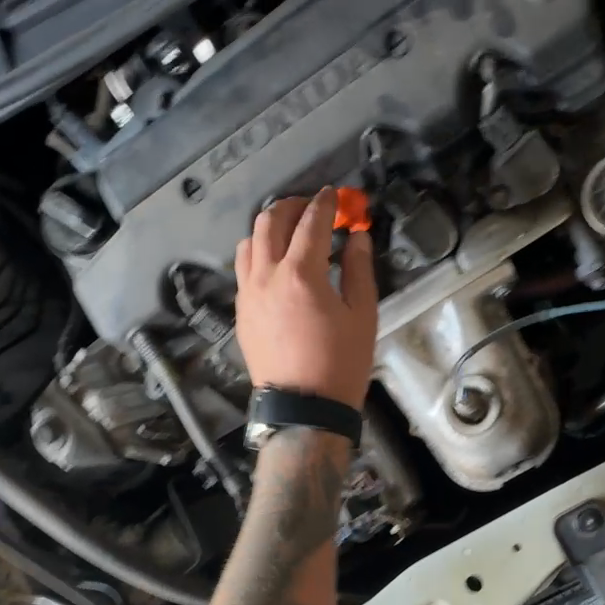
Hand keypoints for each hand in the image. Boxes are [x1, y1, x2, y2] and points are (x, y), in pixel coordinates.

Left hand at [234, 189, 378, 408]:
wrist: (304, 408)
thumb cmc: (341, 364)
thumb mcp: (363, 316)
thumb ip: (359, 270)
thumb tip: (357, 238)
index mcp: (301, 274)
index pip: (312, 222)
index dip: (326, 203)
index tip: (337, 195)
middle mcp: (266, 276)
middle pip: (270, 221)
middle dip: (293, 206)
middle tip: (313, 209)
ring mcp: (248, 294)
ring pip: (249, 242)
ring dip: (270, 228)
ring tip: (290, 234)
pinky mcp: (241, 312)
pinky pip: (244, 270)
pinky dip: (260, 256)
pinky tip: (276, 267)